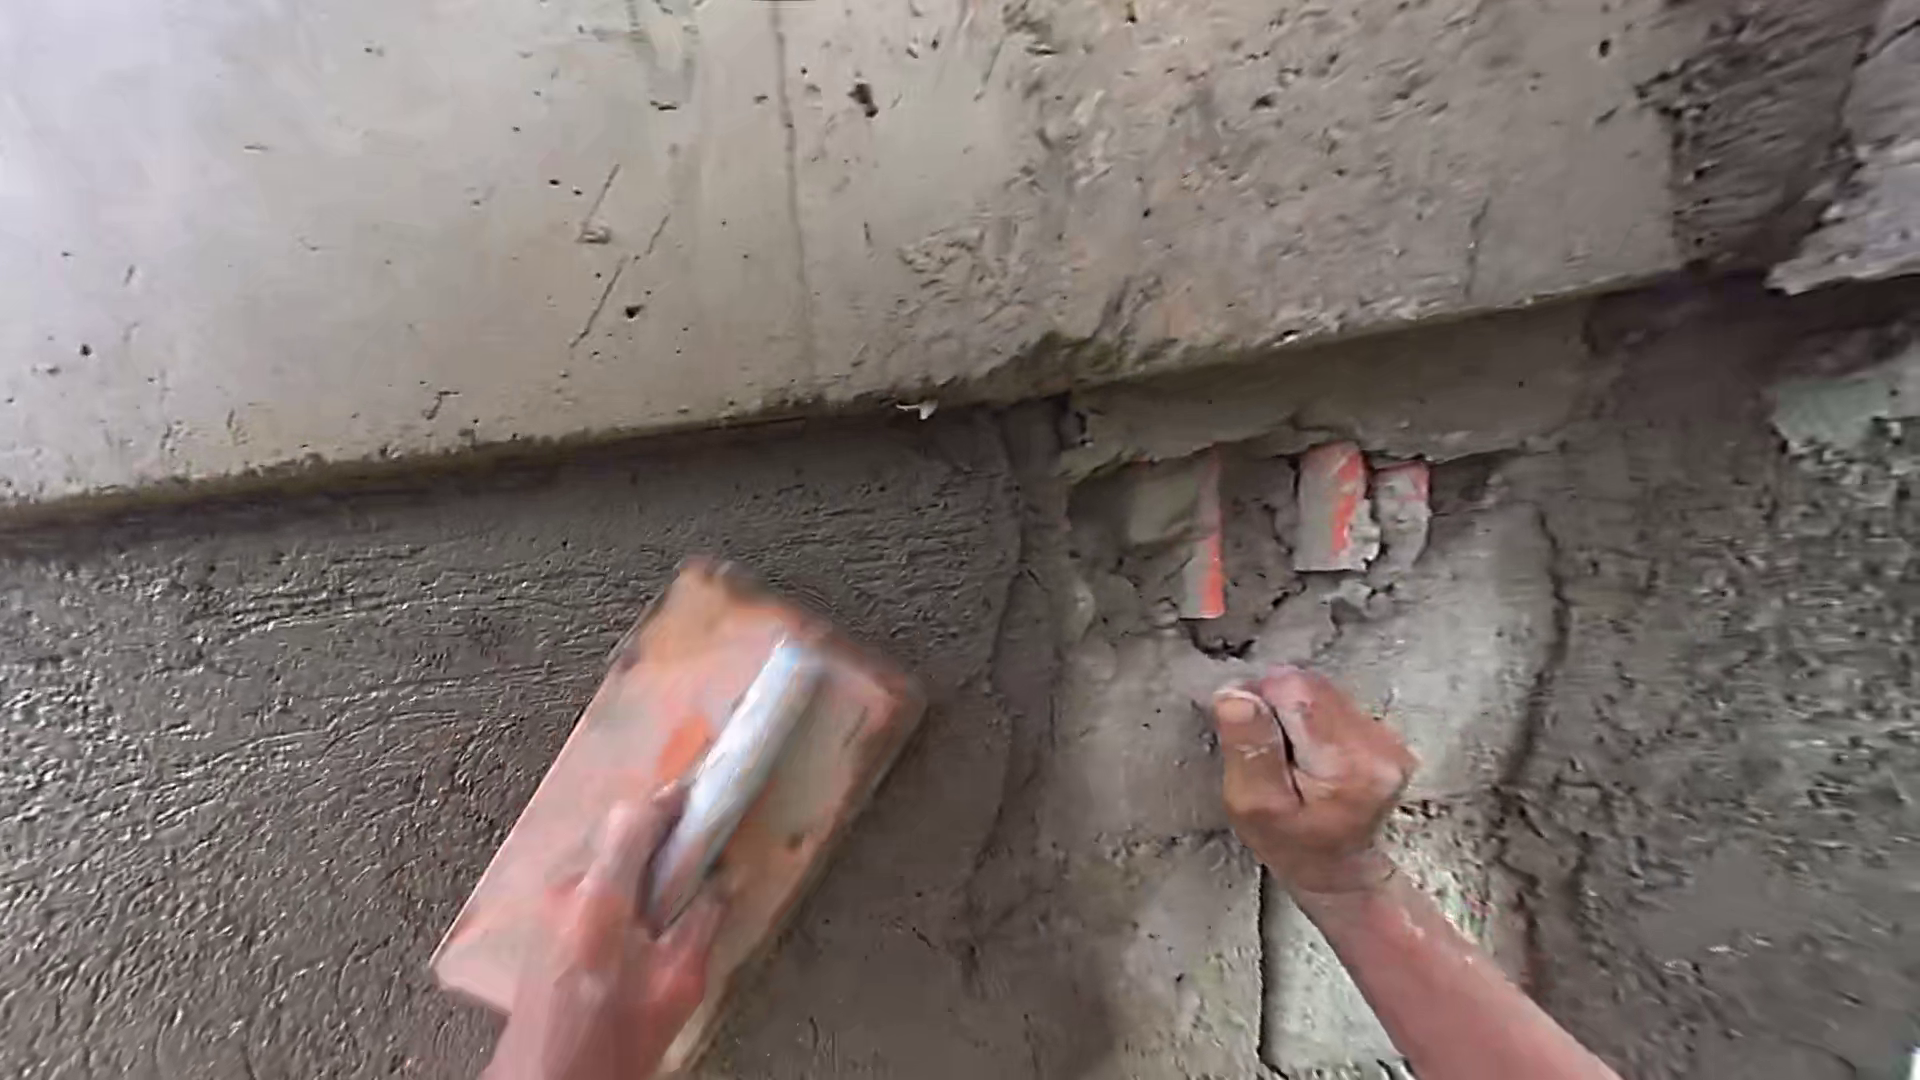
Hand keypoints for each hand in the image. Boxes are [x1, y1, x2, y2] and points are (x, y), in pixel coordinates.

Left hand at [483, 790, 726, 1079]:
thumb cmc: (615, 1041)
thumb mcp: (678, 983)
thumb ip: (705, 919)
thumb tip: (726, 877)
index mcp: (601, 898)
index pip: (634, 818)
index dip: (671, 800)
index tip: (700, 796)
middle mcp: (567, 891)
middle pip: (618, 830)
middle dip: (659, 830)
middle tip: (694, 846)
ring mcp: (549, 906)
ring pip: (606, 851)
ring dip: (639, 854)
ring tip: (670, 884)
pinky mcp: (543, 922)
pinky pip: (593, 875)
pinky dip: (622, 874)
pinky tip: (641, 910)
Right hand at [1211, 666, 1416, 898]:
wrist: (1335, 868)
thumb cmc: (1287, 841)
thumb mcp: (1251, 803)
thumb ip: (1247, 748)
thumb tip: (1235, 694)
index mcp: (1348, 763)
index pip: (1291, 687)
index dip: (1258, 700)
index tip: (1250, 736)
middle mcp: (1380, 744)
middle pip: (1306, 683)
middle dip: (1274, 704)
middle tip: (1266, 749)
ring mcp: (1387, 736)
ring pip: (1315, 687)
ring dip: (1288, 709)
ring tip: (1284, 751)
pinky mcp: (1382, 732)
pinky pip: (1327, 698)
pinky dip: (1304, 715)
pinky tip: (1302, 747)